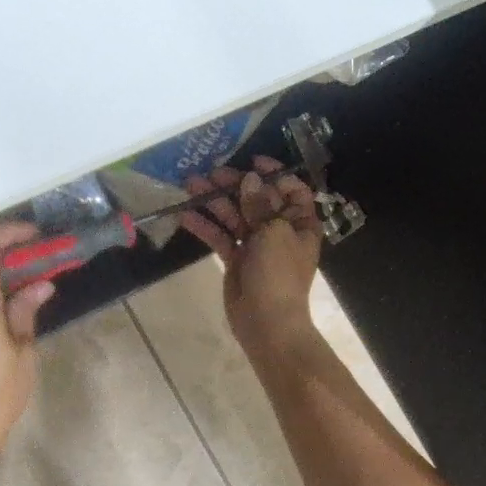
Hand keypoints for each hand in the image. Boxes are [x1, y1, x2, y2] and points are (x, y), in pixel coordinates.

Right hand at [178, 156, 323, 359]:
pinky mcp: (236, 260)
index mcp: (300, 223)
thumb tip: (250, 178)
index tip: (253, 162)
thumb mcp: (274, 233)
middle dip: (235, 184)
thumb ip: (260, 204)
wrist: (267, 323)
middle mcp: (280, 231)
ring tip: (190, 185)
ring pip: (235, 216)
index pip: (292, 190)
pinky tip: (185, 214)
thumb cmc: (278, 275)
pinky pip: (221, 237)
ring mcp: (257, 246)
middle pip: (257, 199)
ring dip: (214, 201)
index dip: (276, 174)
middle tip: (210, 173)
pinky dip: (205, 226)